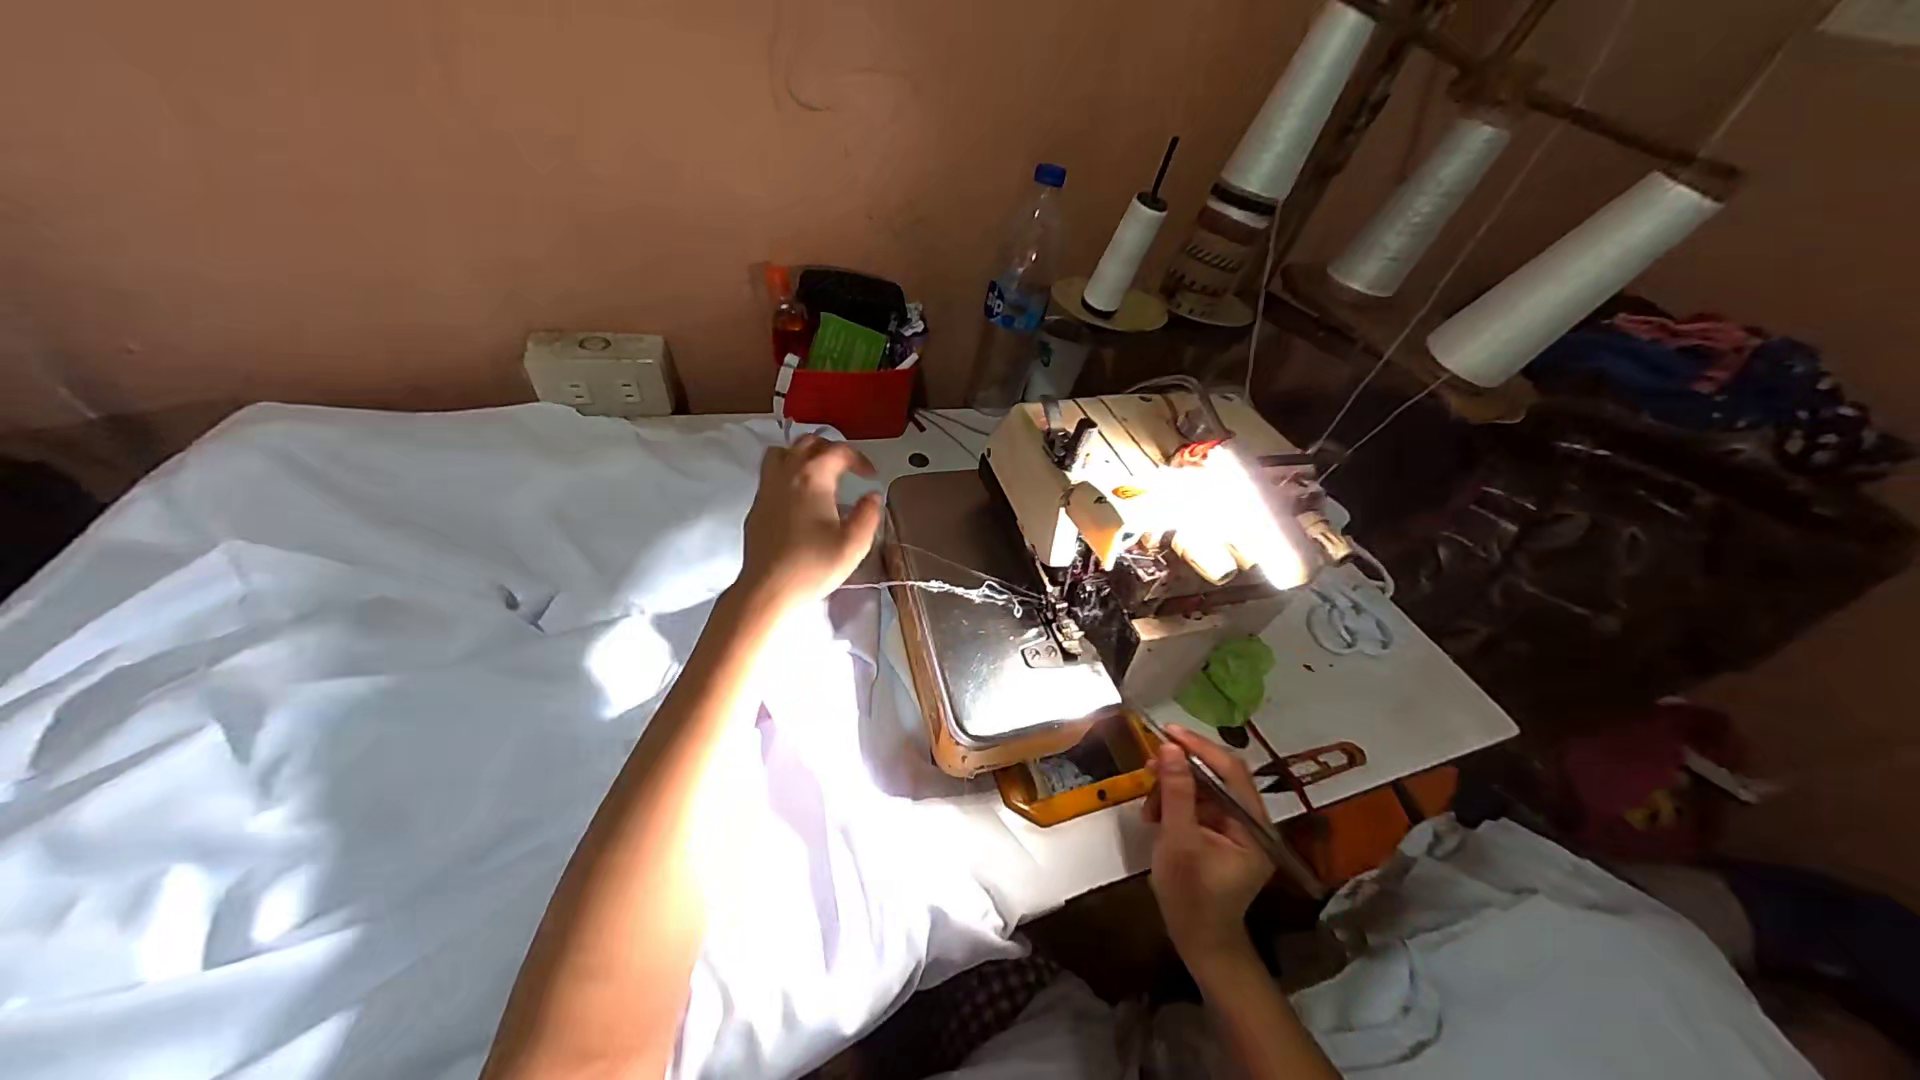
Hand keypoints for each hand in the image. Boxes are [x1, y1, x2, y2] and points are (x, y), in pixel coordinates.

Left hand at [737, 435, 881, 610]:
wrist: (768, 589)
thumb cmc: (811, 567)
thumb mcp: (853, 544)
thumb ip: (868, 515)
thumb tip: (871, 498)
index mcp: (814, 478)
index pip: (839, 451)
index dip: (859, 459)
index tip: (870, 475)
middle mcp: (787, 475)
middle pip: (808, 442)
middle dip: (831, 449)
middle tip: (846, 467)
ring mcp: (767, 489)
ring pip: (782, 452)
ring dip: (803, 454)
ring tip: (818, 472)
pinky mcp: (756, 506)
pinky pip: (771, 474)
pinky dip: (787, 472)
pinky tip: (798, 496)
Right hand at [1144, 725, 1276, 972]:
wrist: (1200, 943)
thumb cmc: (1191, 897)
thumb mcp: (1178, 842)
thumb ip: (1176, 793)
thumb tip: (1171, 748)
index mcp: (1253, 826)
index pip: (1231, 771)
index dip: (1200, 747)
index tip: (1168, 732)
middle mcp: (1250, 823)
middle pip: (1217, 777)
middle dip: (1181, 770)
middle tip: (1150, 766)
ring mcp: (1235, 830)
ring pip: (1203, 790)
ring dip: (1173, 790)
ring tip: (1148, 807)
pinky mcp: (1220, 836)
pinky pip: (1197, 806)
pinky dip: (1174, 805)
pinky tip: (1155, 817)